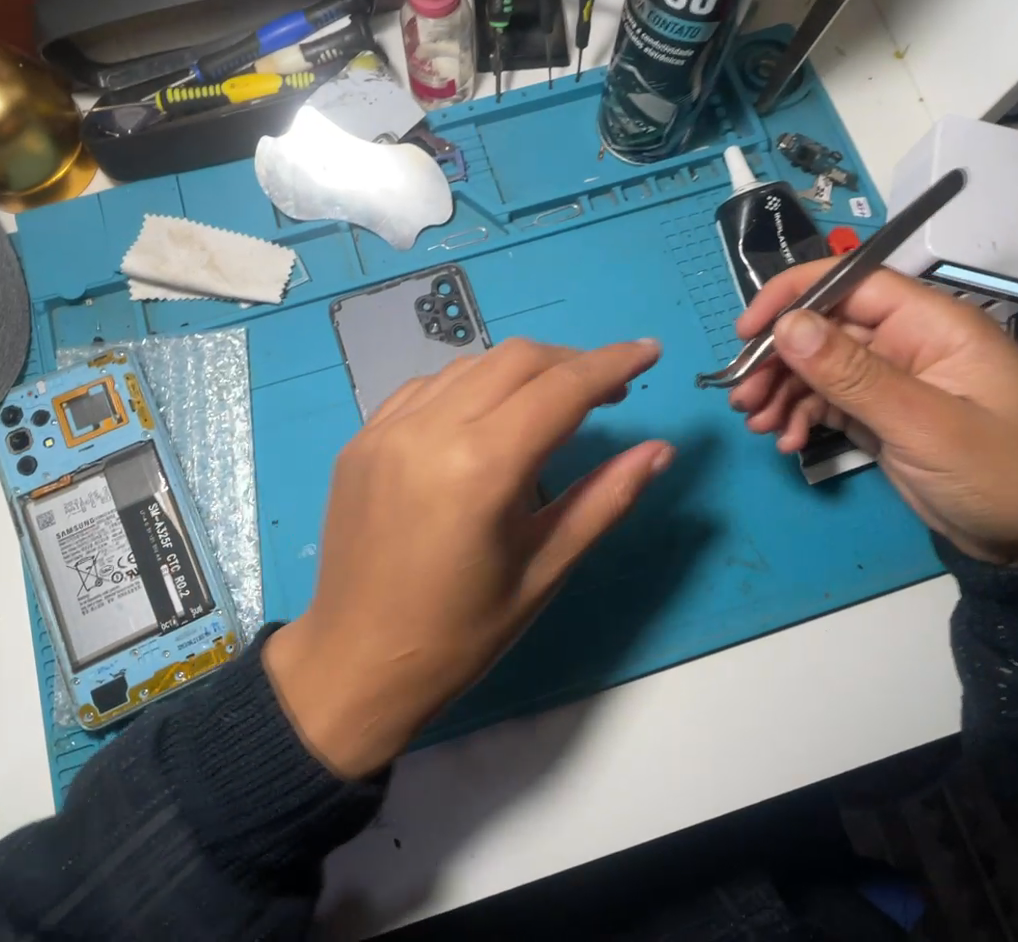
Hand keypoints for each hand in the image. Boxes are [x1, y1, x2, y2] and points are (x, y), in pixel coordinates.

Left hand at [263, 338, 672, 776]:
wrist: (356, 664)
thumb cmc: (460, 634)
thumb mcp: (543, 571)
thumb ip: (604, 501)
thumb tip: (661, 451)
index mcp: (481, 467)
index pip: (560, 389)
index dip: (611, 365)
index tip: (649, 353)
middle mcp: (429, 430)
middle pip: (515, 360)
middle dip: (570, 363)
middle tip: (607, 393)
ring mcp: (386, 430)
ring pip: (469, 366)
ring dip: (520, 372)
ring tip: (551, 406)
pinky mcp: (361, 440)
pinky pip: (426, 388)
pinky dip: (470, 387)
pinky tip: (485, 418)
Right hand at [728, 262, 1017, 566]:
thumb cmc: (1006, 474)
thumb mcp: (924, 424)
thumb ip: (852, 374)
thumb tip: (787, 325)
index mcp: (932, 324)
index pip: (851, 284)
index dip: (794, 297)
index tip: (747, 331)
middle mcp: (908, 344)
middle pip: (825, 330)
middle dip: (778, 360)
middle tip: (742, 398)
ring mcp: (895, 383)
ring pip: (820, 368)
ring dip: (782, 391)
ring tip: (757, 424)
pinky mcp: (885, 418)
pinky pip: (830, 402)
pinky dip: (802, 417)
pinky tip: (786, 441)